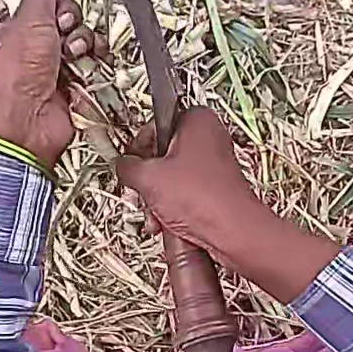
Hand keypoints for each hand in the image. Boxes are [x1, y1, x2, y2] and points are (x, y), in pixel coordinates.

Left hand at [0, 0, 108, 171]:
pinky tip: (90, 69)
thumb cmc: (16, 75)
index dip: (61, 8)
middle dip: (74, 28)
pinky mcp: (72, 92)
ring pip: (85, 45)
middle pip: (72, 23)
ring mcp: (55, 73)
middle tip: (65, 42)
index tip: (58, 18)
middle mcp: (37, 50)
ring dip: (86, 46)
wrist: (23, 126)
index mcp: (20, 30)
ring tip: (75, 58)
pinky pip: (93, 70)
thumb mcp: (30, 19)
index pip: (52, 5)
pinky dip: (95, 67)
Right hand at [117, 107, 339, 303]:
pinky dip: (170, 207)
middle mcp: (209, 137)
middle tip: (141, 190)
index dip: (137, 148)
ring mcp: (214, 163)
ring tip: (155, 212)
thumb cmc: (202, 198)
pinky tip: (165, 222)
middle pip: (161, 153)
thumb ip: (126, 166)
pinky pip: (183, 192)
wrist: (231, 232)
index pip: (154, 125)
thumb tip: (121, 164)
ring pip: (170, 176)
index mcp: (196, 119)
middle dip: (147, 178)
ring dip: (155, 197)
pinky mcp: (215, 188)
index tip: (130, 163)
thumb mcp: (148, 178)